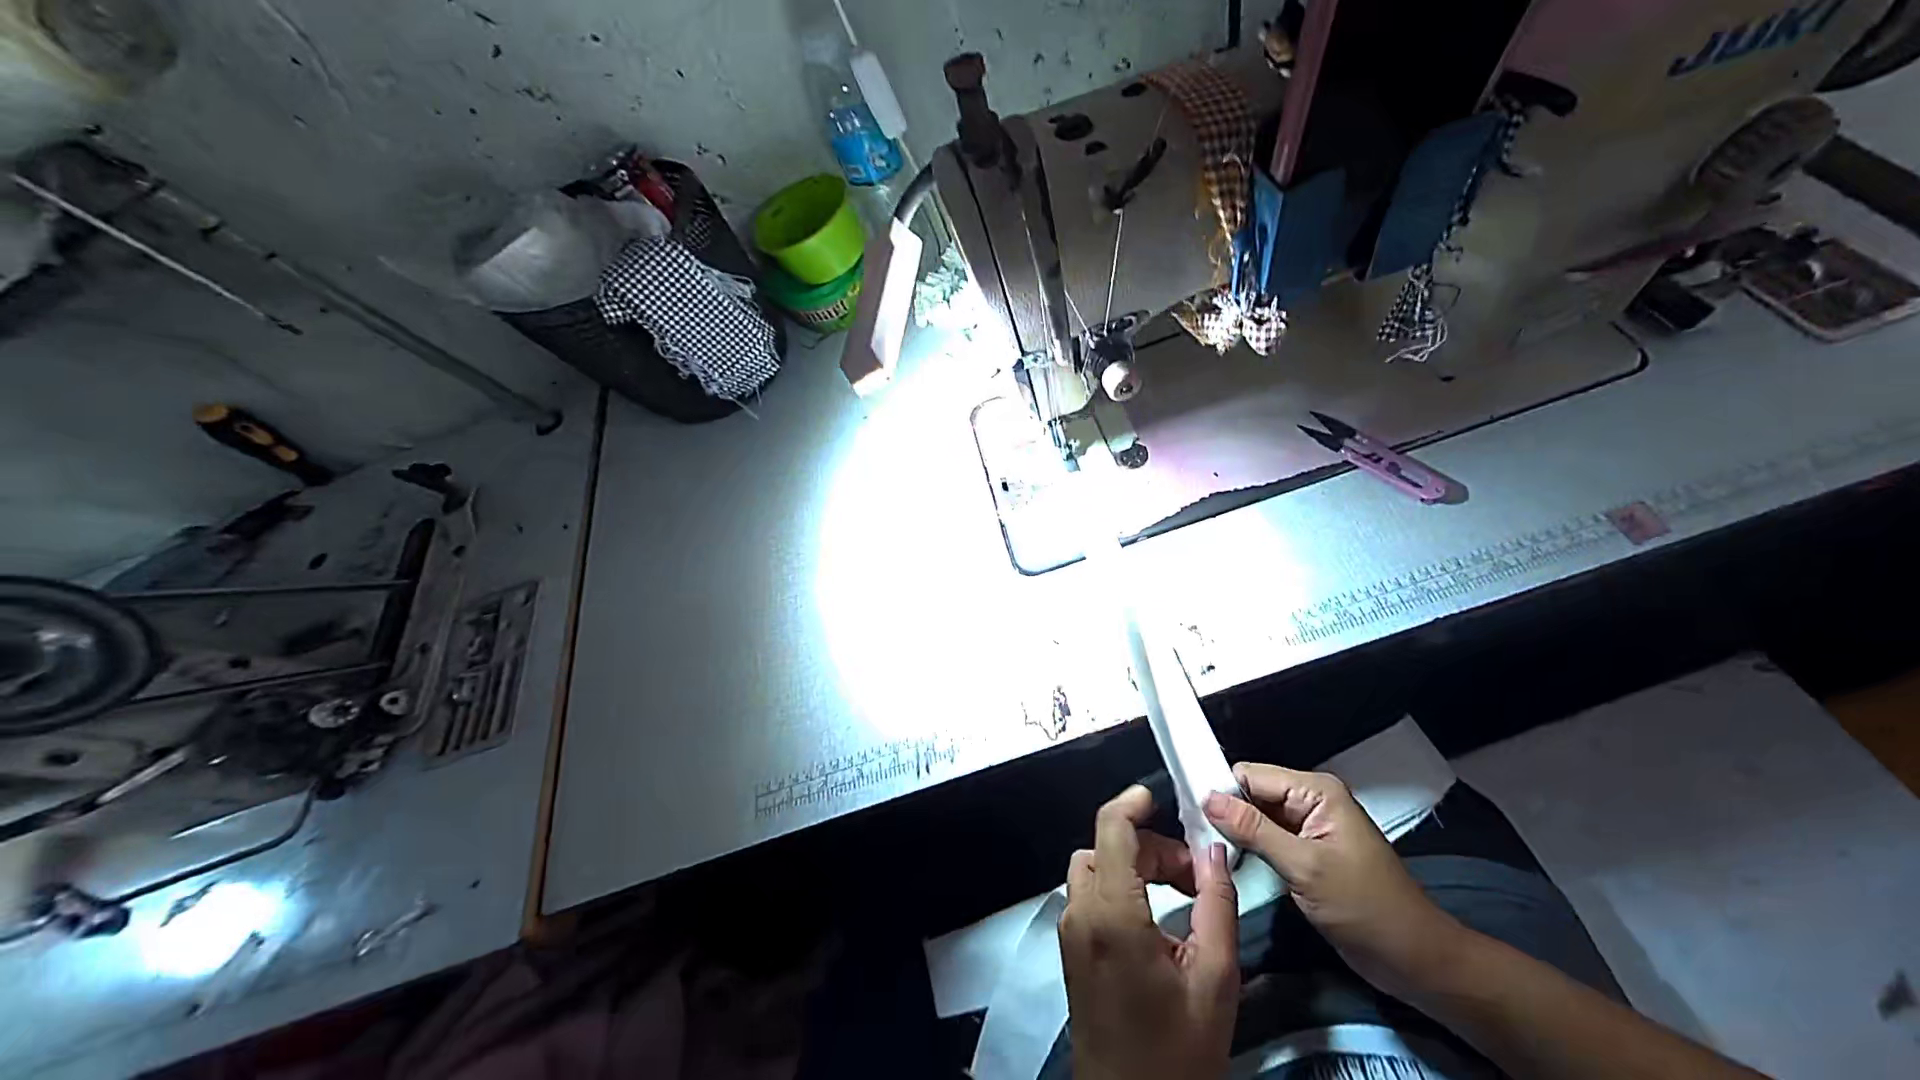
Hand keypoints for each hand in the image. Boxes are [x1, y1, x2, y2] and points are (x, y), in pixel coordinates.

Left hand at [1060, 784, 1239, 1079]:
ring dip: (1132, 865)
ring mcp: (1070, 931)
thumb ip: (1216, 905)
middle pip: (1105, 848)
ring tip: (1179, 893)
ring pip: (1093, 869)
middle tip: (1194, 876)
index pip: (1111, 830)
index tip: (1157, 796)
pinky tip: (1155, 913)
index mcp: (1112, 914)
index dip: (1131, 803)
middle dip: (1149, 847)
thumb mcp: (1214, 978)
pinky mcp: (1071, 948)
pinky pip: (1090, 895)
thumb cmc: (1177, 1049)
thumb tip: (1214, 854)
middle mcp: (1080, 913)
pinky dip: (1119, 885)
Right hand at [1203, 763, 1461, 995]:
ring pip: (1255, 815)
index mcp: (1316, 791)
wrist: (1415, 961)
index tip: (1192, 814)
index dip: (1222, 792)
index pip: (1251, 775)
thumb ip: (1253, 828)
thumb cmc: (1366, 909)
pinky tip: (1230, 859)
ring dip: (1235, 831)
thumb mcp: (1304, 867)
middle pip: (1251, 793)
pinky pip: (1266, 837)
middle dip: (1226, 812)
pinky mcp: (1305, 851)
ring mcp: (1308, 826)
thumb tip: (1207, 798)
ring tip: (1207, 848)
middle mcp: (1310, 800)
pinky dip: (1249, 847)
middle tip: (1197, 837)